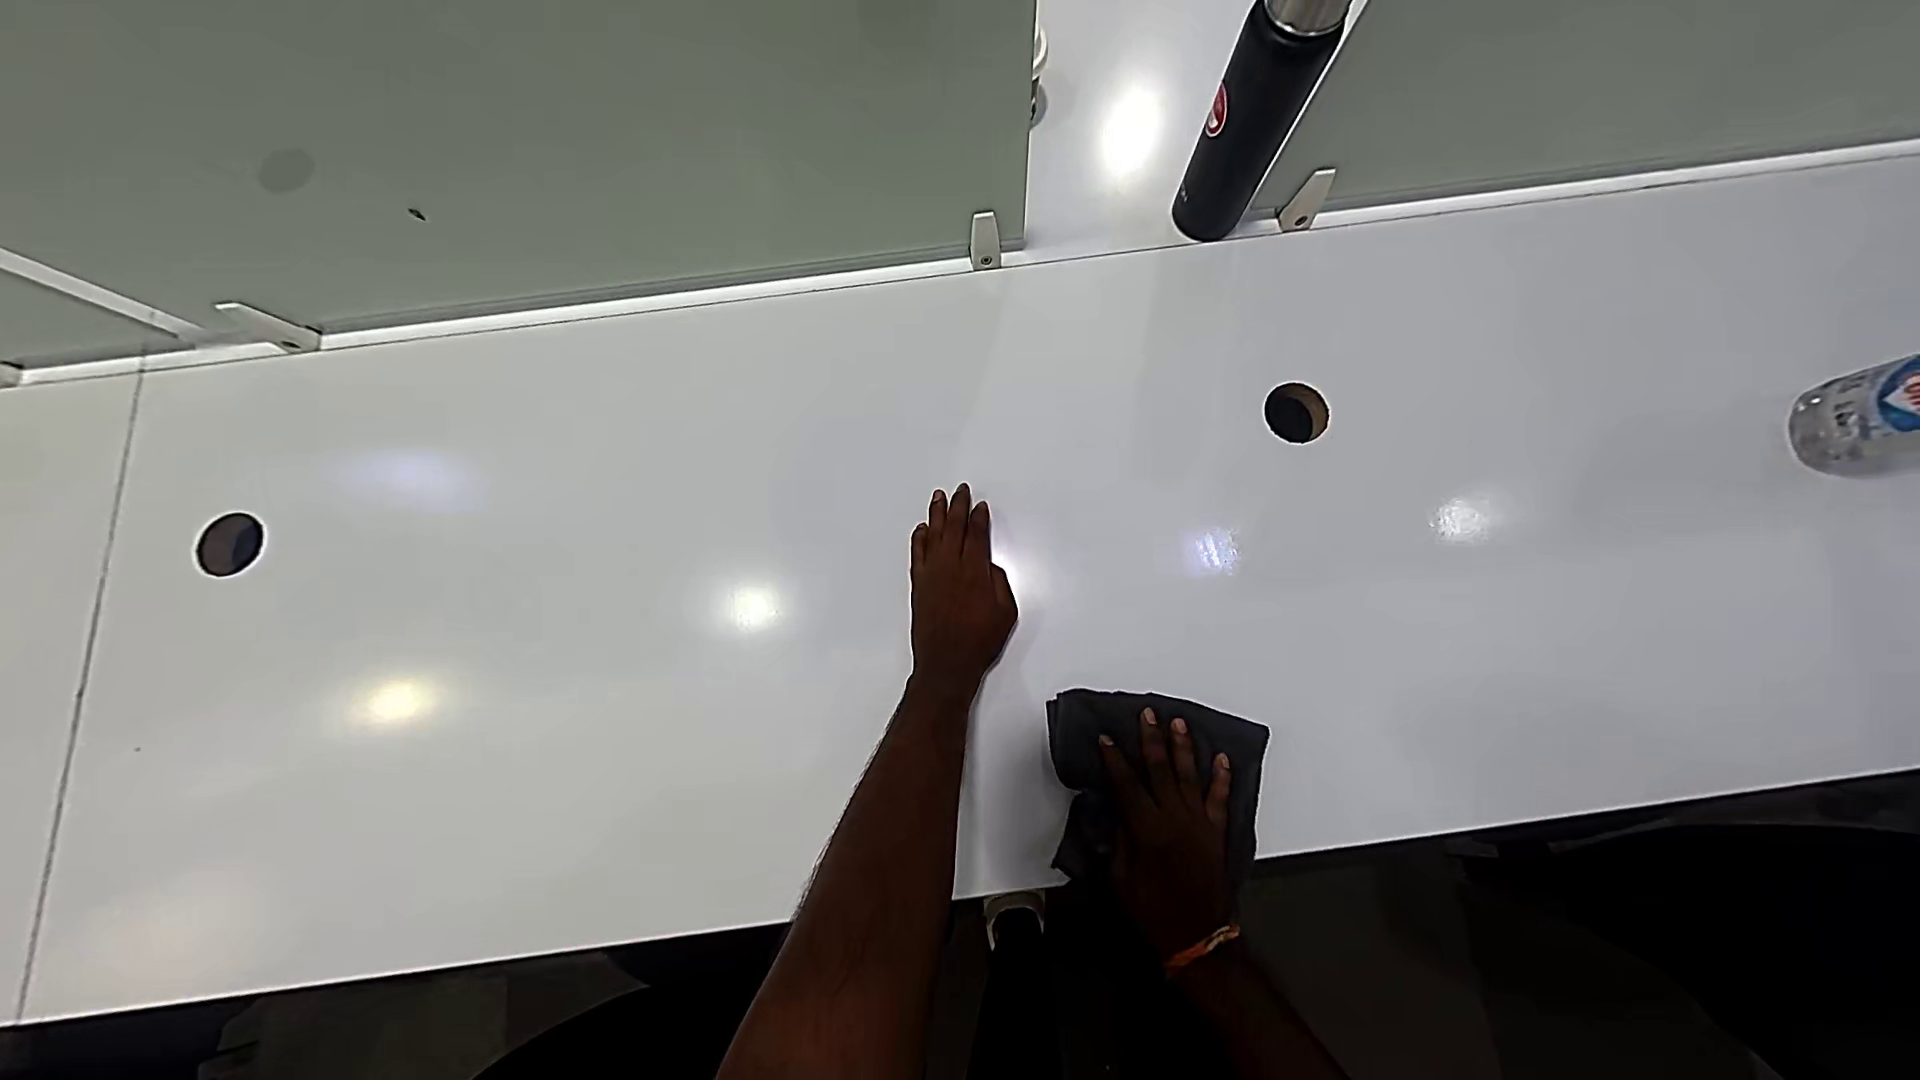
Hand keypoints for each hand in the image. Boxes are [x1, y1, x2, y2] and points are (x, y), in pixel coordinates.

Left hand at [909, 485, 1016, 695]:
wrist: (947, 662)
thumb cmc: (976, 641)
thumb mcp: (1005, 612)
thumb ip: (999, 583)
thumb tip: (990, 568)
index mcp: (975, 572)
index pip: (977, 534)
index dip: (979, 517)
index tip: (979, 507)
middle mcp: (951, 568)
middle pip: (954, 527)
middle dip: (958, 506)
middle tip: (960, 492)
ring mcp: (932, 575)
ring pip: (933, 535)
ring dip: (936, 514)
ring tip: (939, 498)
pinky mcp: (919, 585)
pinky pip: (917, 553)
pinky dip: (919, 538)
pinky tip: (921, 529)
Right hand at [1099, 708, 1234, 960]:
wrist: (1198, 937)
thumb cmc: (1154, 911)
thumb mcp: (1121, 877)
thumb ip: (1119, 839)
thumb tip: (1118, 811)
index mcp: (1146, 829)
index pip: (1126, 784)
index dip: (1115, 759)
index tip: (1107, 738)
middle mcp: (1174, 818)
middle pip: (1159, 769)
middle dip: (1151, 739)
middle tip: (1148, 714)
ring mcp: (1199, 823)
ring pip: (1190, 776)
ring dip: (1183, 748)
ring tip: (1179, 723)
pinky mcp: (1217, 832)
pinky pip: (1220, 799)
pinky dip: (1221, 777)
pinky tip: (1221, 758)